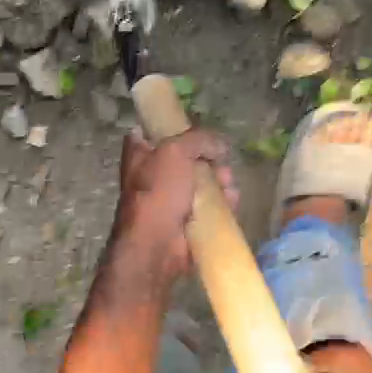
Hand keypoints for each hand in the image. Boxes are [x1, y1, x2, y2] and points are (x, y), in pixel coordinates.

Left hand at [112, 128, 238, 281]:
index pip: (152, 132)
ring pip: (200, 181)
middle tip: (220, 161)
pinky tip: (231, 200)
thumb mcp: (176, 151)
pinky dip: (221, 202)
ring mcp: (169, 199)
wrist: (156, 244)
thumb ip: (199, 139)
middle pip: (186, 157)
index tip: (195, 129)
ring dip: (218, 180)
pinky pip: (208, 205)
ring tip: (227, 183)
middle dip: (207, 158)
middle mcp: (152, 174)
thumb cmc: (158, 191)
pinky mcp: (186, 220)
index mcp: (139, 154)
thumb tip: (221, 145)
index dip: (172, 128)